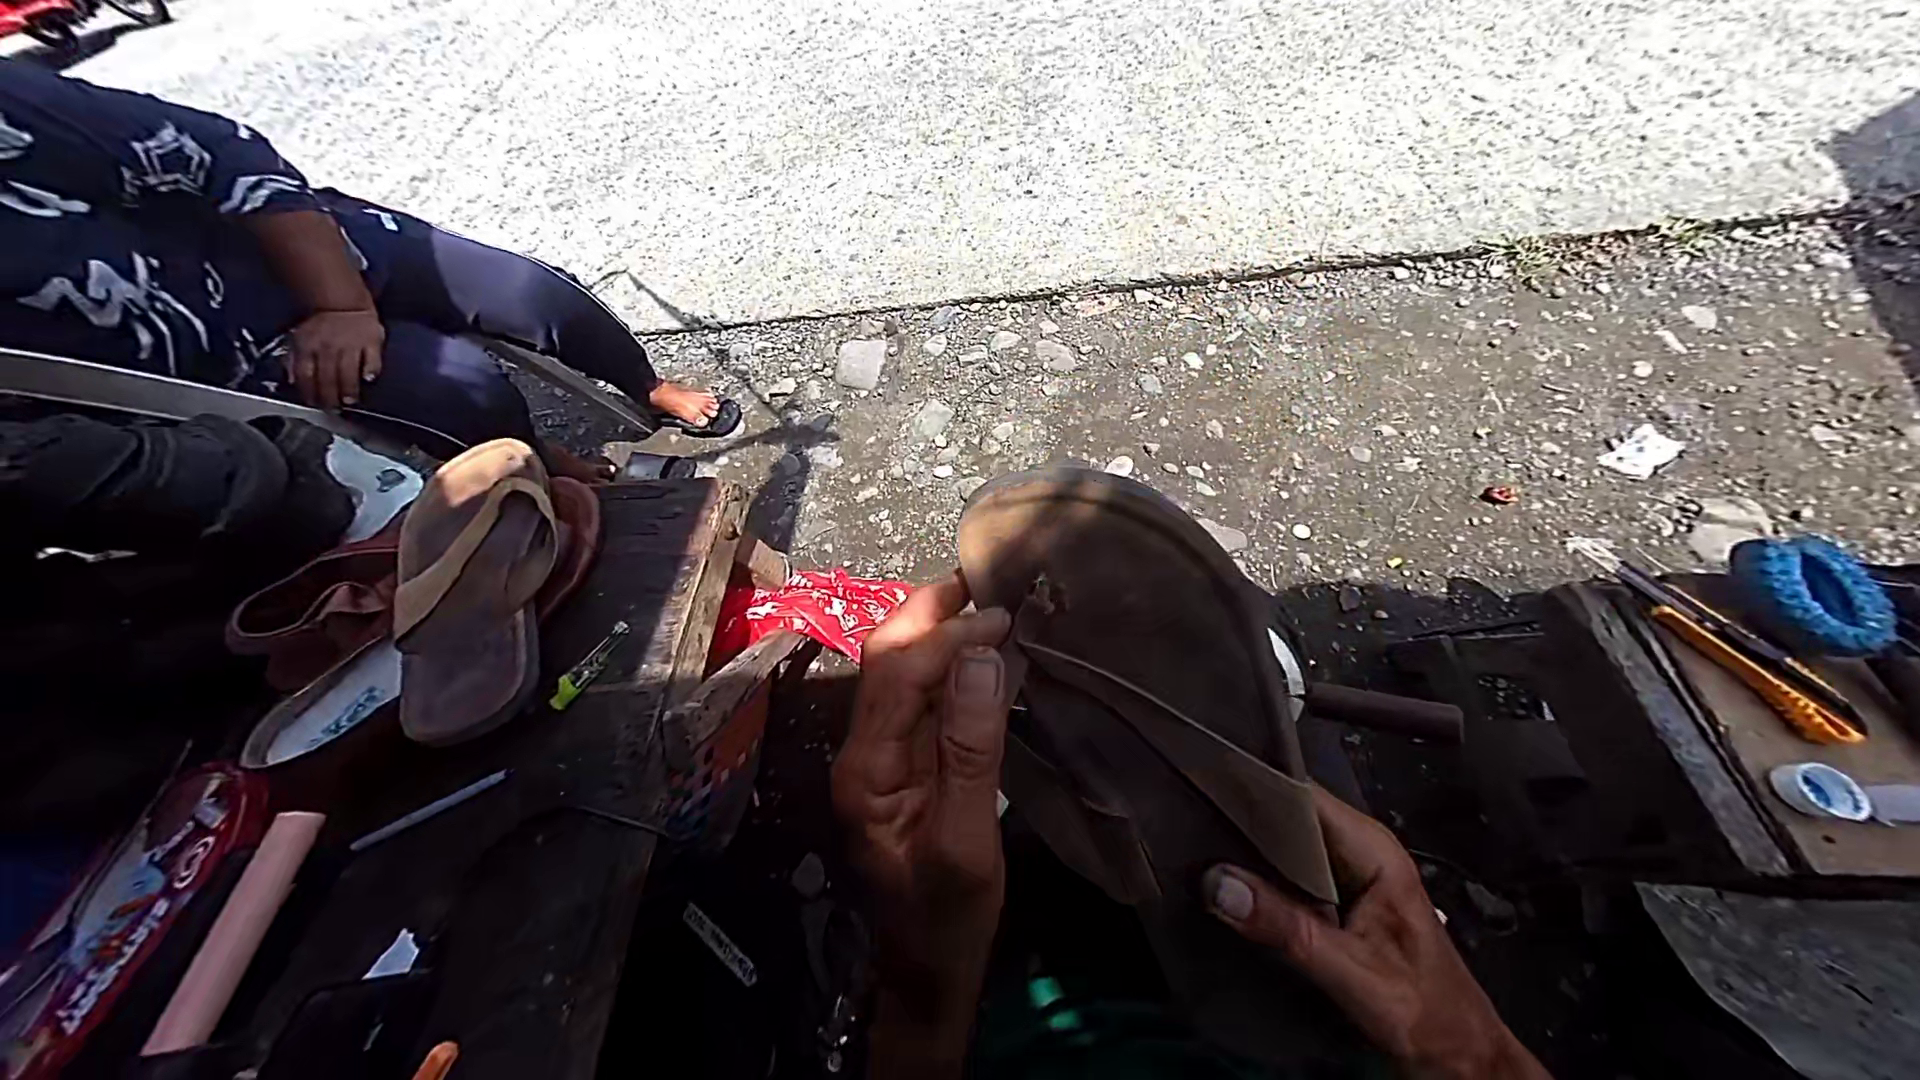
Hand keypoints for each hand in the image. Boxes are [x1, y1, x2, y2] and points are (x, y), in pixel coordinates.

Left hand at [287, 309, 384, 409]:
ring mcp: (351, 346)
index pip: (307, 373)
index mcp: (308, 346)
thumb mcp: (299, 338)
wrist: (343, 304)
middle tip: (333, 408)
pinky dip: (370, 371)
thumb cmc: (321, 325)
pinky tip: (369, 380)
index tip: (314, 403)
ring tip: (350, 401)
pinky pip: (371, 361)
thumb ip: (295, 358)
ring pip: (348, 372)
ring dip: (348, 388)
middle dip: (329, 395)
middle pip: (328, 376)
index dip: (309, 390)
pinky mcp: (371, 344)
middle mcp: (328, 348)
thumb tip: (293, 379)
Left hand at [831, 574, 1012, 1076]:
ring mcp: (881, 751)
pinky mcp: (903, 758)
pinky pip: (922, 695)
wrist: (927, 970)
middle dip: (928, 613)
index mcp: (866, 768)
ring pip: (901, 670)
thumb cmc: (946, 919)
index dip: (948, 638)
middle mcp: (862, 748)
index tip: (1000, 618)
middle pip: (886, 658)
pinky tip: (980, 650)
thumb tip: (982, 659)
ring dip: (938, 631)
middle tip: (978, 580)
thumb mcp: (966, 842)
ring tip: (981, 602)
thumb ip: (971, 750)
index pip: (899, 674)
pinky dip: (950, 663)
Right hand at [1205, 787, 1549, 1079]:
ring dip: (1240, 842)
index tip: (1201, 786)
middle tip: (1185, 816)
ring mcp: (1340, 867)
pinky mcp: (1327, 890)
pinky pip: (1279, 862)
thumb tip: (1217, 883)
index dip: (1250, 786)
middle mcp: (1353, 845)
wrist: (1463, 1063)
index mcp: (1370, 847)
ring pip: (1278, 835)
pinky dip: (1250, 867)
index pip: (1298, 791)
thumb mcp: (1357, 978)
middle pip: (1283, 809)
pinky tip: (1220, 874)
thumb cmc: (1430, 1018)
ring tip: (1191, 841)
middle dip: (1236, 814)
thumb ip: (1288, 930)